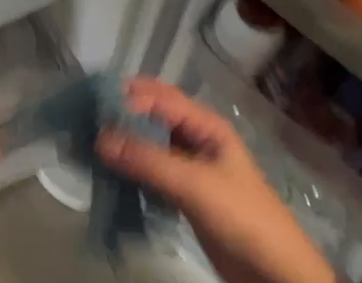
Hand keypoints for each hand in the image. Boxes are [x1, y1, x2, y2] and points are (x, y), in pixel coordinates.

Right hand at [97, 78, 332, 282]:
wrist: (277, 277)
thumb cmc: (243, 219)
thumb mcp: (195, 185)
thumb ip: (148, 160)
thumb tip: (98, 138)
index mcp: (207, 126)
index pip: (159, 97)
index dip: (127, 97)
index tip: (90, 106)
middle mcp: (197, 140)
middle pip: (153, 117)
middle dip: (121, 117)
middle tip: (84, 123)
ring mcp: (191, 169)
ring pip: (150, 145)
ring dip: (124, 144)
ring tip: (88, 147)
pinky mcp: (185, 196)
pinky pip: (152, 173)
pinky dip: (132, 170)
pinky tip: (109, 175)